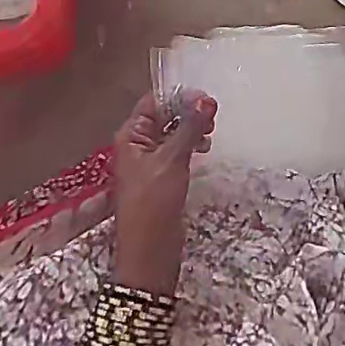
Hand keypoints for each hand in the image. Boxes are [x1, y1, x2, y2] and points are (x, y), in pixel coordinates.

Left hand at [110, 90, 216, 293]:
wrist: (150, 249)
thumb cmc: (154, 201)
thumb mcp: (172, 160)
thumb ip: (190, 128)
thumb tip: (206, 99)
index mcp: (131, 135)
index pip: (153, 102)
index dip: (179, 96)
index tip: (206, 99)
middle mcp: (138, 144)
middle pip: (164, 115)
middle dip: (188, 112)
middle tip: (212, 118)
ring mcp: (150, 160)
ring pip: (173, 132)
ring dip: (192, 128)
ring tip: (210, 135)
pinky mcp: (163, 174)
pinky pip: (178, 149)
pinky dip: (192, 144)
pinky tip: (205, 149)